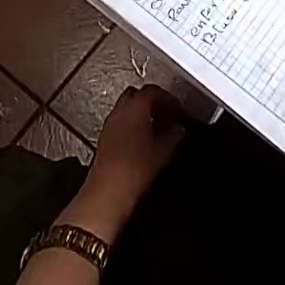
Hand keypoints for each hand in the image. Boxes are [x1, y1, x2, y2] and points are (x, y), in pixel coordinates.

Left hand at [61, 85, 187, 240]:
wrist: (108, 194)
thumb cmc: (135, 169)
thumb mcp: (164, 151)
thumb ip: (175, 135)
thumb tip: (179, 129)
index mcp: (135, 108)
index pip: (152, 91)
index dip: (168, 98)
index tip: (178, 109)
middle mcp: (119, 112)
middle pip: (136, 95)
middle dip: (153, 101)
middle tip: (167, 114)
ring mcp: (109, 125)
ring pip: (126, 108)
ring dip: (142, 113)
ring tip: (158, 128)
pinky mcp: (104, 140)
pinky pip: (120, 122)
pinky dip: (133, 124)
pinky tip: (144, 141)